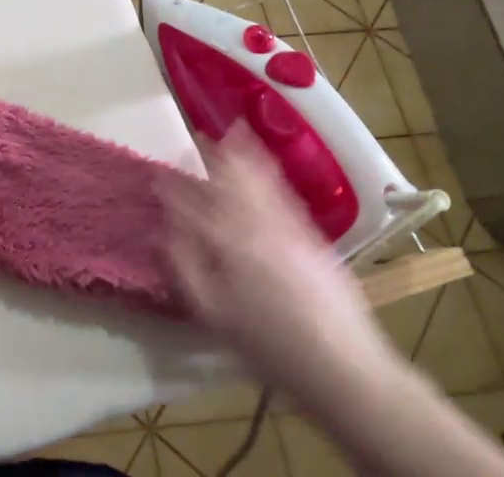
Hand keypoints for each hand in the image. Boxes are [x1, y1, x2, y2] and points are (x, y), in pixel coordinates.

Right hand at [157, 126, 402, 403]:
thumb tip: (161, 232)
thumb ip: (184, 266)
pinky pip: (286, 197)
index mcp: (227, 241)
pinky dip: (273, 176)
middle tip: (202, 136)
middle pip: (231, 181)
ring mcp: (290, 230)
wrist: (345, 368)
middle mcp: (258, 225)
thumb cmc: (268, 345)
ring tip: (236, 135)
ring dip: (246, 156)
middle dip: (216, 156)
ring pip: (262, 182)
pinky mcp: (315, 241)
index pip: (192, 204)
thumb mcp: (212, 313)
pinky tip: (270, 171)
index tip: (159, 175)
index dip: (173, 187)